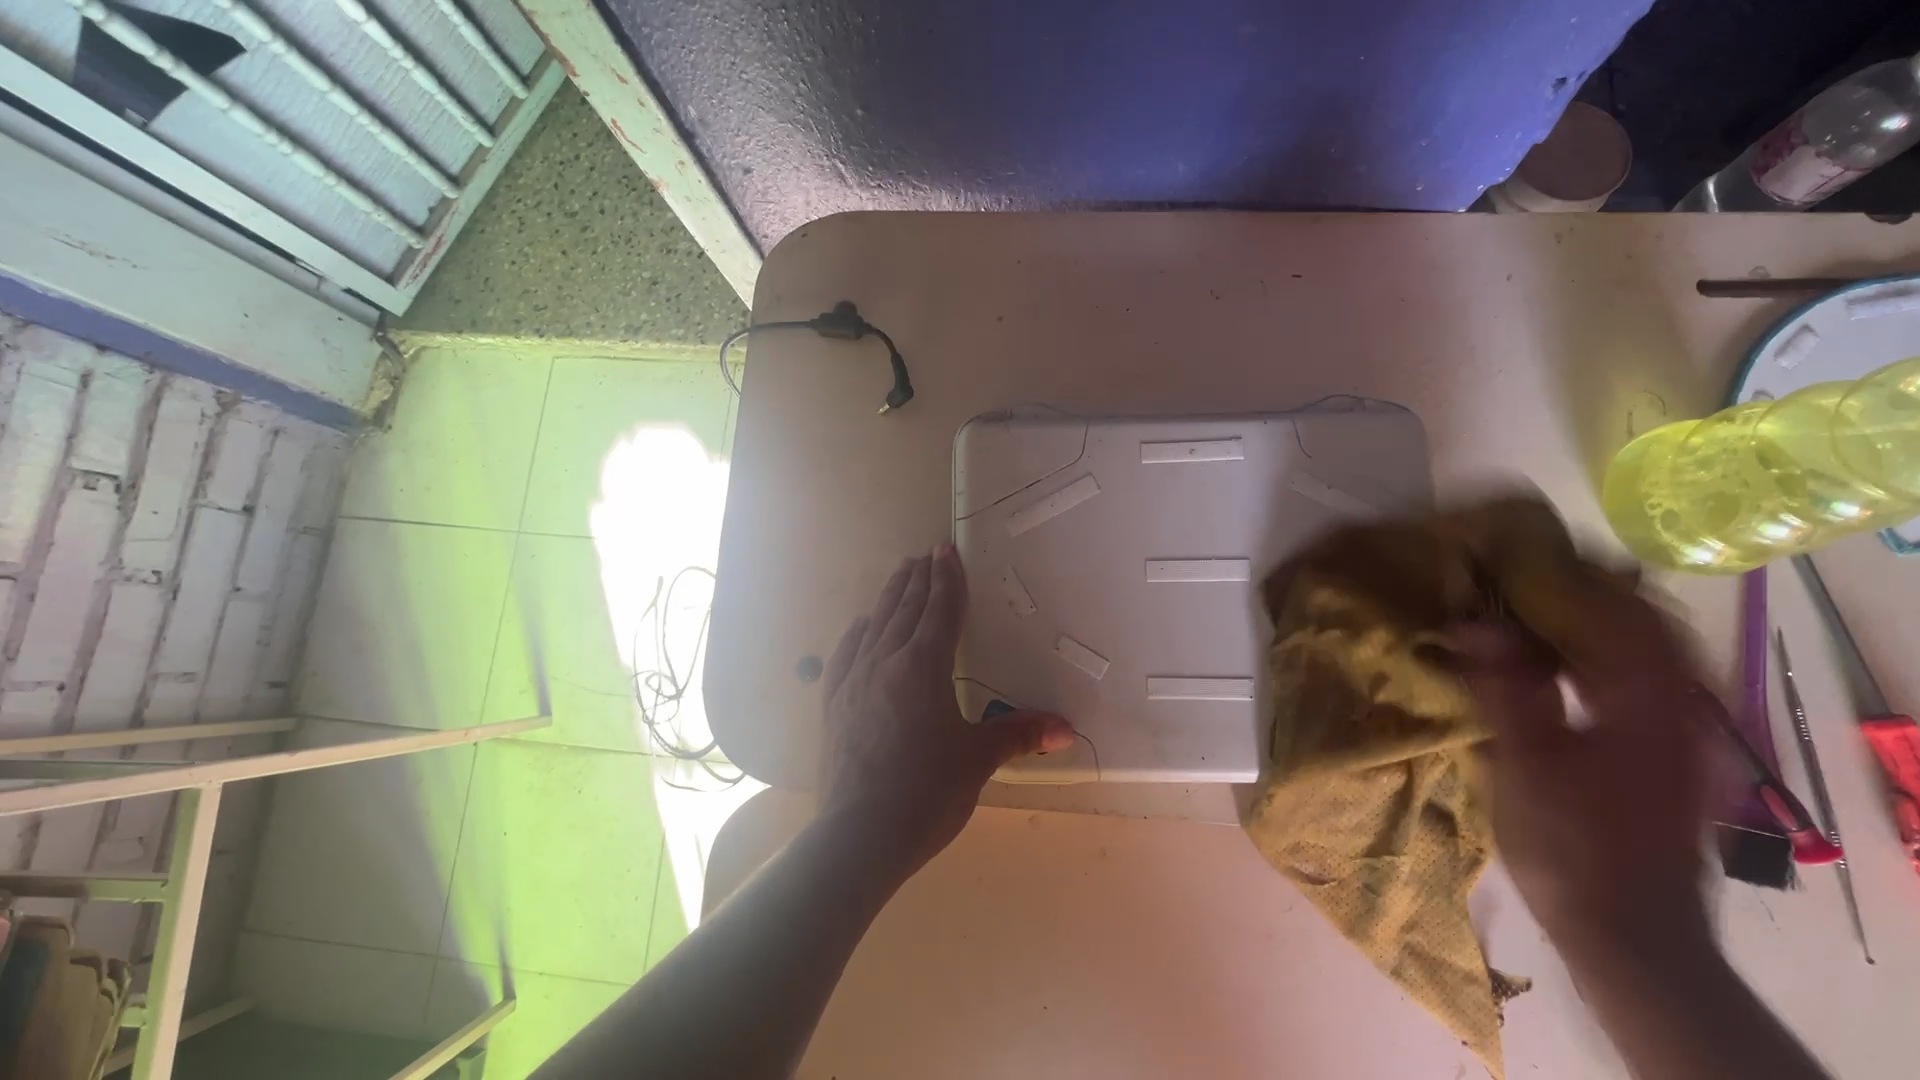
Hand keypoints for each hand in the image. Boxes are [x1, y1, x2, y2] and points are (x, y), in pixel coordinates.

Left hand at [820, 545, 1074, 874]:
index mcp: (923, 668)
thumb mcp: (977, 760)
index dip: (946, 580)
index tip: (946, 550)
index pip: (939, 612)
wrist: (859, 835)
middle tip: (926, 553)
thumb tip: (1066, 729)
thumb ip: (1018, 735)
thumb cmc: (926, 793)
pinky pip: (846, 653)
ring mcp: (853, 681)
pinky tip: (861, 627)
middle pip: (904, 609)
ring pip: (875, 625)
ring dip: (890, 597)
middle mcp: (885, 662)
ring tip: (899, 574)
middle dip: (918, 579)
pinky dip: (859, 632)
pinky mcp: (833, 704)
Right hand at [1452, 575, 1711, 950]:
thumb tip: (1471, 620)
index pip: (1620, 608)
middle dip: (1584, 591)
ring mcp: (1682, 730)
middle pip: (1643, 622)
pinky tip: (1557, 666)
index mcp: (1649, 700)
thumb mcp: (1525, 762)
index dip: (1572, 573)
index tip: (1517, 553)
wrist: (1630, 933)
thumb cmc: (1573, 847)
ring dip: (1593, 623)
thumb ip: (1503, 685)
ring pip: (1645, 651)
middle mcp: (1680, 704)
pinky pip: (1640, 681)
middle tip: (1520, 576)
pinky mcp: (1670, 753)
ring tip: (1530, 611)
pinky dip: (1600, 658)